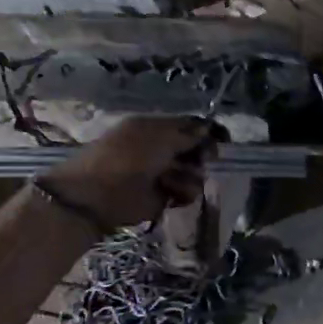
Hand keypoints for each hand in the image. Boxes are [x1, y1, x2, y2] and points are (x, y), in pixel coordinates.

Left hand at [40, 117, 214, 228]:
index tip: (223, 139)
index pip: (190, 126)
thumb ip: (186, 133)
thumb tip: (207, 129)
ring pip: (196, 173)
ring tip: (173, 179)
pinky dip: (184, 192)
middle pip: (197, 150)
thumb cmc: (126, 157)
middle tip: (205, 158)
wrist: (99, 195)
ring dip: (190, 175)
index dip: (208, 131)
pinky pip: (188, 193)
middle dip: (203, 154)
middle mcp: (162, 149)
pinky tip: (172, 193)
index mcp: (156, 128)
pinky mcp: (165, 197)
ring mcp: (164, 174)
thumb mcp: (158, 137)